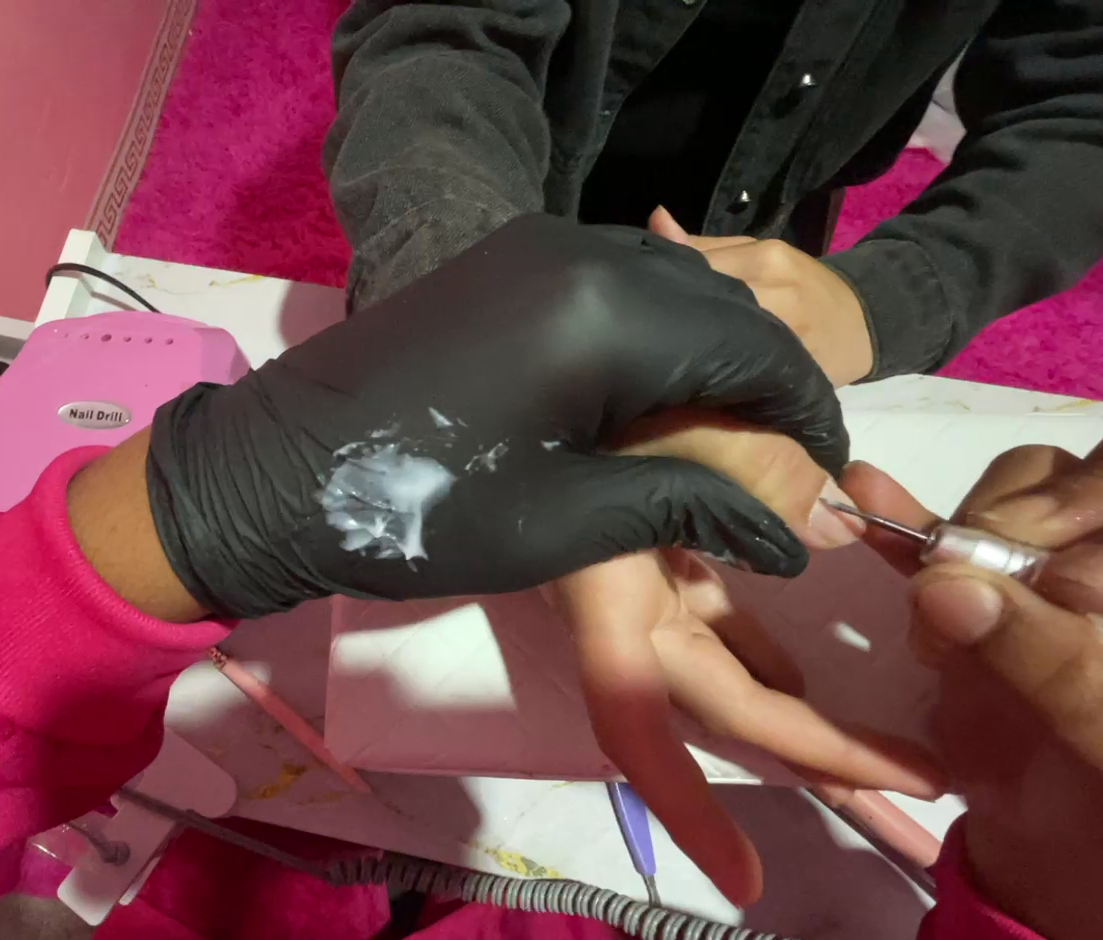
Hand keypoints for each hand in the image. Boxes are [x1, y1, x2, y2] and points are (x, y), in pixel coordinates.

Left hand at [140, 214, 847, 617]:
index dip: (806, 418)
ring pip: (666, 290)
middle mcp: (583, 252)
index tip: (823, 475)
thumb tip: (784, 528)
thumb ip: (687, 503)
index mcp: (609, 315)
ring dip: (702, 357)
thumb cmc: (422, 512)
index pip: (757, 354)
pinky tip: (636, 394)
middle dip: (759, 385)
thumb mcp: (566, 522)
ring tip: (711, 436)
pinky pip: (607, 285)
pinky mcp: (498, 262)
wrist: (279, 474)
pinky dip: (644, 335)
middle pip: (720, 311)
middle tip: (771, 462)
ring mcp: (534, 247)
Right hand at [556, 411, 940, 905]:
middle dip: (814, 755)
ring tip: (896, 753)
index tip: (745, 882)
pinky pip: (719, 626)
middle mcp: (620, 609)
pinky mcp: (653, 566)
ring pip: (722, 674)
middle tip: (922, 791)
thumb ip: (757, 484)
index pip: (635, 717)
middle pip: (715, 706)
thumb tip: (832, 530)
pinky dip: (770, 654)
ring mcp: (637, 591)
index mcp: (609, 593)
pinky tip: (820, 671)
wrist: (552, 371)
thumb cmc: (592, 401)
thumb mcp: (679, 434)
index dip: (684, 804)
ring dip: (801, 716)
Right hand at [847, 355, 1102, 939]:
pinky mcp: (1004, 570)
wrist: (1075, 871)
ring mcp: (1099, 548)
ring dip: (992, 524)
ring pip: (1054, 469)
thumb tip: (953, 588)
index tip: (1085, 592)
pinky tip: (868, 491)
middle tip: (1018, 554)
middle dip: (1097, 485)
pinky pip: (961, 513)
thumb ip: (1076, 684)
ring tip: (947, 609)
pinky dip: (911, 509)